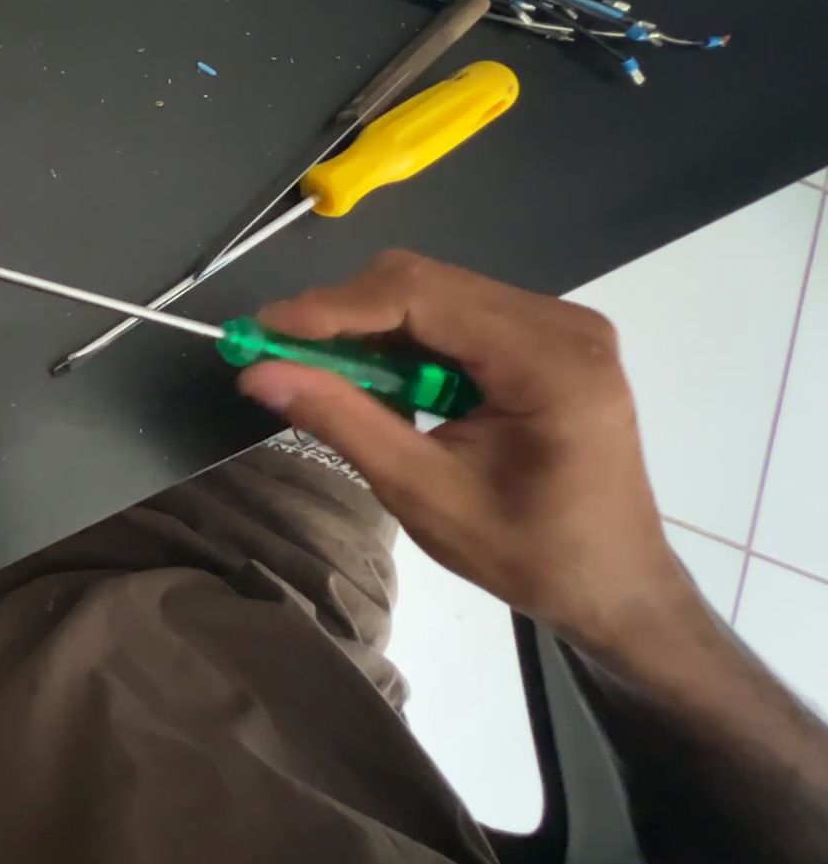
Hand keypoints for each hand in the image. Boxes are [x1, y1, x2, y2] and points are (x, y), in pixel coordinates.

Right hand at [235, 251, 694, 647]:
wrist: (608, 582)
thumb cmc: (523, 549)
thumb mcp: (418, 489)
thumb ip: (339, 420)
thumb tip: (255, 373)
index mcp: (550, 361)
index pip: (419, 296)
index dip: (330, 307)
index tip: (260, 332)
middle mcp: (558, 323)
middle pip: (418, 281)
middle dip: (337, 313)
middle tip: (278, 354)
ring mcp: (551, 325)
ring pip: (422, 290)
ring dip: (359, 326)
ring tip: (319, 374)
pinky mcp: (534, 336)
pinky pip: (439, 311)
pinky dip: (387, 338)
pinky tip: (371, 379)